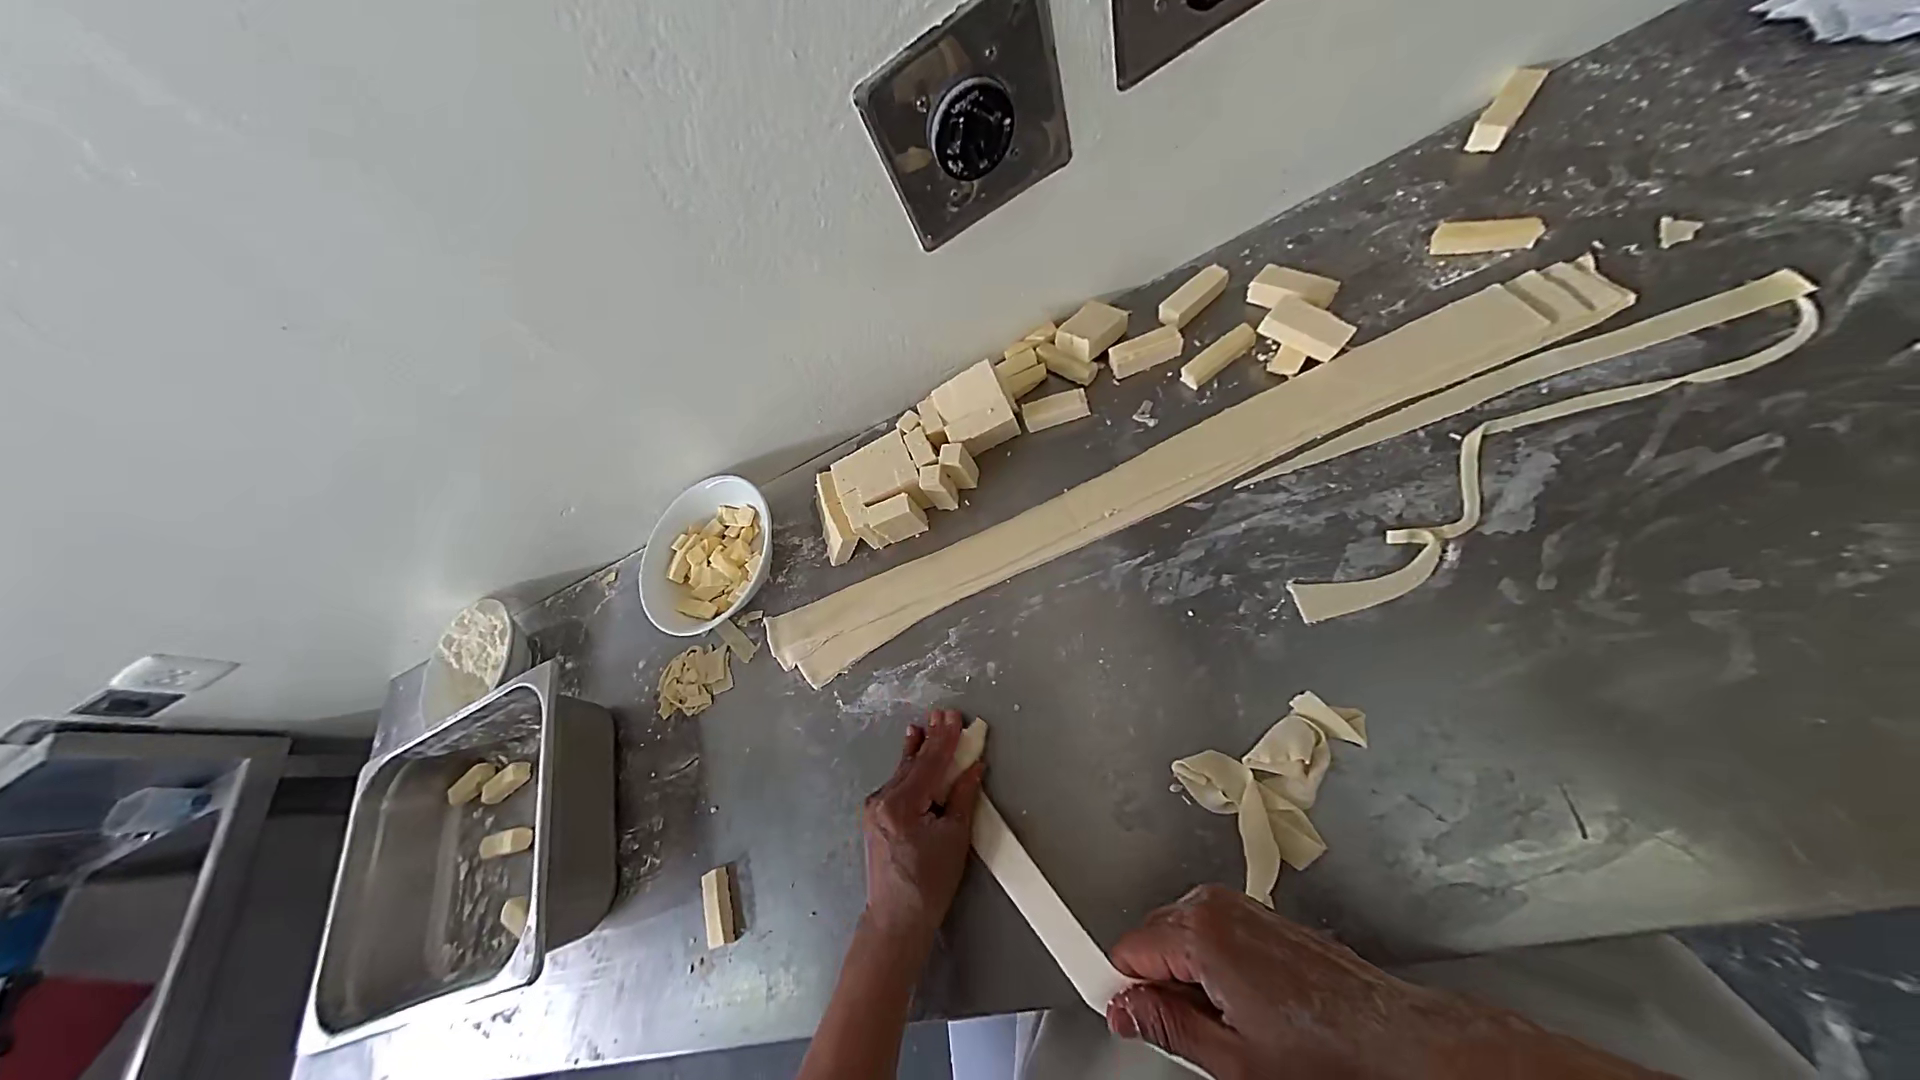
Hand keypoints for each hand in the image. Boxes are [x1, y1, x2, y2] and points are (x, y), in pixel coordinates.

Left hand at [861, 709, 983, 943]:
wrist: (896, 919)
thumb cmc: (929, 884)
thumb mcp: (955, 838)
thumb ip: (962, 797)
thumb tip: (973, 768)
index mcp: (901, 805)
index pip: (930, 763)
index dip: (946, 739)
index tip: (957, 718)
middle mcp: (882, 800)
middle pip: (914, 762)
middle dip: (933, 738)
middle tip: (945, 713)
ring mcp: (875, 807)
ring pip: (903, 771)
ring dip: (920, 749)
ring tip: (928, 723)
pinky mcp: (875, 815)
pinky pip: (897, 783)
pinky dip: (910, 767)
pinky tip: (912, 749)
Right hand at [1106, 886, 1671, 1079]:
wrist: (1403, 1043)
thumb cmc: (1326, 1056)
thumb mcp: (1232, 1063)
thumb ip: (1166, 1027)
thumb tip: (1125, 1011)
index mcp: (1199, 932)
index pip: (1125, 948)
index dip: (1122, 985)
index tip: (1123, 1012)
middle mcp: (1213, 905)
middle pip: (1150, 938)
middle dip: (1160, 983)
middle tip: (1199, 1033)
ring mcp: (1238, 905)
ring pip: (1179, 937)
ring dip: (1189, 978)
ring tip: (1234, 1021)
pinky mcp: (1257, 912)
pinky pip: (1209, 931)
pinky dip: (1213, 966)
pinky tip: (1250, 1005)